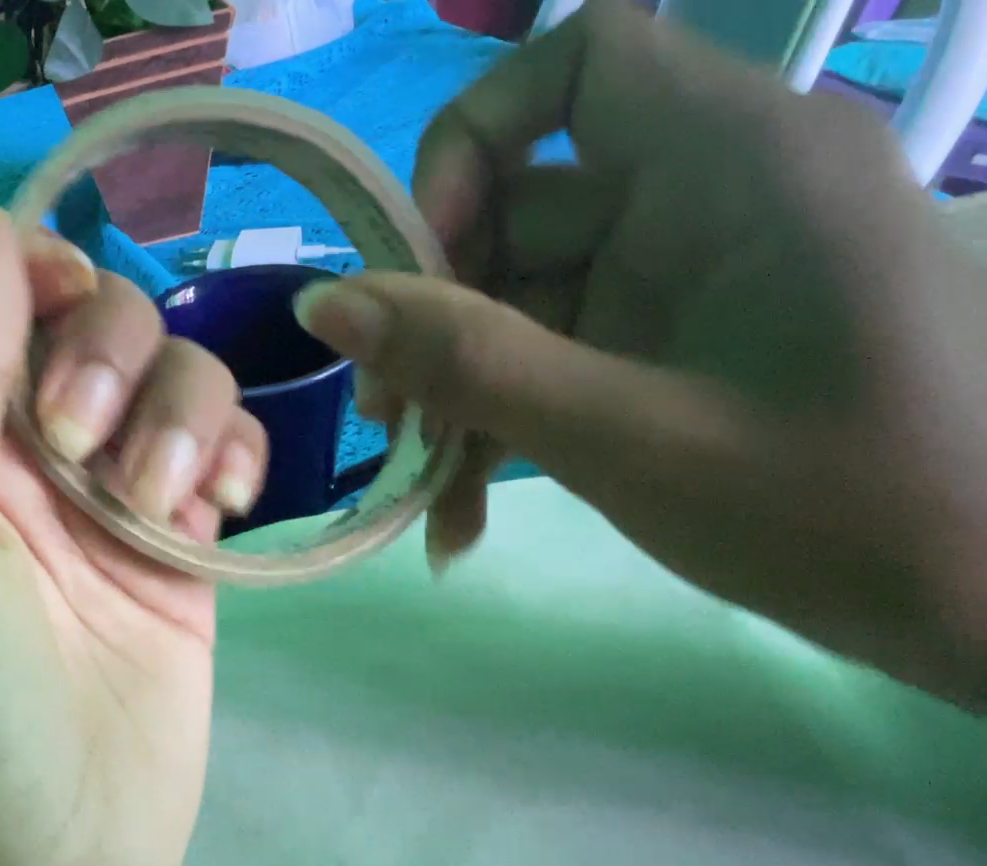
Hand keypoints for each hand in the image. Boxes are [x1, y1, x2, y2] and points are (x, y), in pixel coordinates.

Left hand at [0, 189, 259, 865]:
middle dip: (108, 359)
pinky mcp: (185, 564)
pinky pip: (226, 457)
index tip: (69, 300)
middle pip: (100, 328)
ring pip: (177, 383)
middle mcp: (27, 463)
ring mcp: (113, 511)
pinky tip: (216, 507)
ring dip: (178, 416)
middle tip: (85, 452)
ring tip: (156, 509)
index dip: (43, 274)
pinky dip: (231, 454)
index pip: (0, 303)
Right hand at [294, 0, 986, 706]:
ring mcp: (686, 272)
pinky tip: (468, 510)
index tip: (424, 261)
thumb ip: (465, 361)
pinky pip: (553, 351)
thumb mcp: (619, 436)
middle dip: (435, 318)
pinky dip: (502, 421)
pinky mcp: (672, 336)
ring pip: (518, 299)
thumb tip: (320, 302)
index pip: (577, 62)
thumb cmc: (837, 511)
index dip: (472, 142)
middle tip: (391, 421)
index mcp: (734, 165)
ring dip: (458, 392)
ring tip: (429, 488)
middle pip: (516, 209)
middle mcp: (707, 194)